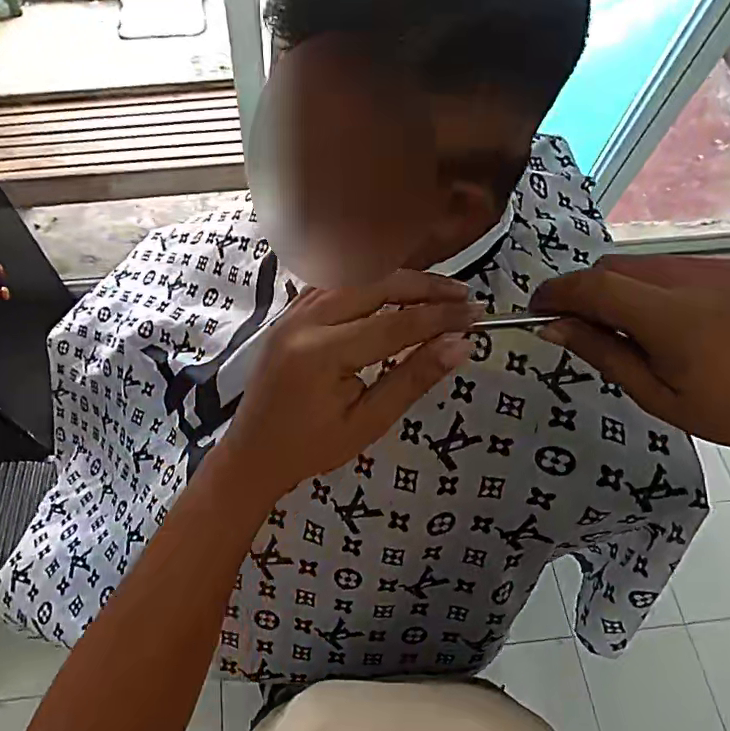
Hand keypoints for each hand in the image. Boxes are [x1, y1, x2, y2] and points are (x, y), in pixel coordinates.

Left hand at [215, 269, 480, 496]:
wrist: (253, 453)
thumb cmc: (310, 448)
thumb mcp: (367, 423)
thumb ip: (412, 379)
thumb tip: (460, 345)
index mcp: (321, 353)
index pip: (395, 323)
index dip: (440, 316)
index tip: (476, 315)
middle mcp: (304, 321)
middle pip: (375, 284)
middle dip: (424, 286)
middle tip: (463, 297)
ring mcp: (292, 313)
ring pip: (354, 277)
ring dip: (397, 280)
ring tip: (436, 292)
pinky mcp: (289, 314)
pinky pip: (334, 284)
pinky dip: (368, 282)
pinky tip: (391, 291)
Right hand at [530, 255, 729, 480]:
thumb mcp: (663, 398)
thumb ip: (605, 355)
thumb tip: (557, 328)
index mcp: (670, 313)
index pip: (591, 285)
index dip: (555, 293)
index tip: (537, 311)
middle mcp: (695, 276)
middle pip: (616, 266)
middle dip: (588, 291)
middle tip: (585, 332)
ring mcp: (728, 270)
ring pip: (651, 265)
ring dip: (624, 289)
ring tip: (637, 336)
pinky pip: (686, 269)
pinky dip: (661, 288)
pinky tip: (682, 328)